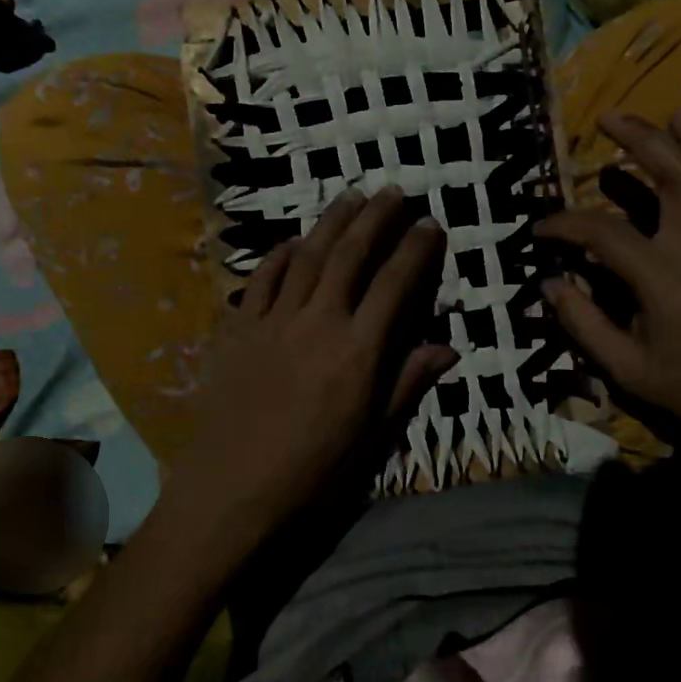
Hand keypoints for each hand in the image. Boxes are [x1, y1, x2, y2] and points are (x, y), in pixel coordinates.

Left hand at [172, 187, 455, 524]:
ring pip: (308, 257)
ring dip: (332, 222)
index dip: (416, 249)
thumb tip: (449, 349)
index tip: (430, 223)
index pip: (395, 284)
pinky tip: (294, 241)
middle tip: (393, 191)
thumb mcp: (373, 434)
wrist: (231, 490)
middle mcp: (319, 322)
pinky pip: (261, 280)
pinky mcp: (239, 329)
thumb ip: (408, 382)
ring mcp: (274, 321)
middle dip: (375, 218)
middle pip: (351, 256)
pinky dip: (280, 255)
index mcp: (358, 350)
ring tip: (351, 196)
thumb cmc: (313, 469)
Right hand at [537, 112, 680, 464]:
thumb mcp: (628, 370)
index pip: (607, 233)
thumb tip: (552, 283)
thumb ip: (584, 324)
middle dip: (645, 140)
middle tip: (611, 118)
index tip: (540, 230)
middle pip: (680, 178)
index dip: (566, 225)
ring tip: (675, 117)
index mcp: (667, 280)